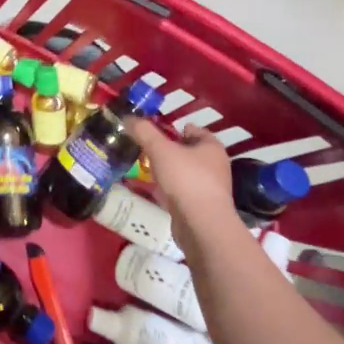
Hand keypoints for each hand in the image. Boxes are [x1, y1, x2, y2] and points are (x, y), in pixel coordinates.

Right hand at [127, 118, 235, 244]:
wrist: (201, 225)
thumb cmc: (186, 179)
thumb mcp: (160, 149)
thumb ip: (143, 131)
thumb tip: (128, 118)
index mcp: (211, 148)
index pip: (192, 129)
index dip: (173, 128)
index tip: (152, 131)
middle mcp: (214, 166)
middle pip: (186, 151)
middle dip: (166, 150)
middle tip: (145, 149)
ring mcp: (208, 188)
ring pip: (182, 172)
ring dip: (165, 170)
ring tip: (144, 168)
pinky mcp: (199, 207)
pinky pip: (179, 191)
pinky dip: (166, 189)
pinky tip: (150, 189)